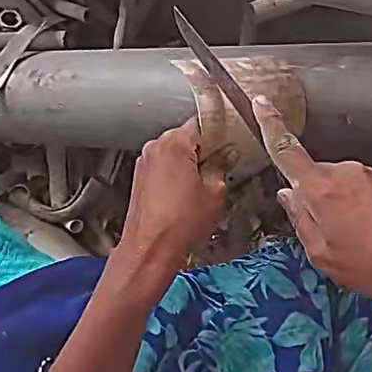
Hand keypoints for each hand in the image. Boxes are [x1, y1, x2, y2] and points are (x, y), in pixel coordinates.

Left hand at [116, 118, 232, 270]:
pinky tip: (187, 193)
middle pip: (186, 136)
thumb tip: (228, 155)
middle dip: (204, 149)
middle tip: (222, 165)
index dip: (219, 133)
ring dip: (189, 162)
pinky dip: (176, 173)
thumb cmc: (179, 223)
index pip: (202, 123)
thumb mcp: (214, 192)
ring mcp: (145, 162)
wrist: (150, 248)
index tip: (230, 142)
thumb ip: (222, 166)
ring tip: (204, 184)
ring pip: (174, 152)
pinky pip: (163, 166)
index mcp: (174, 143)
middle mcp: (155, 147)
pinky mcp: (140, 178)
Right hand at [253, 96, 371, 323]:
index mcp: (322, 189)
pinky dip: (355, 212)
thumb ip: (300, 221)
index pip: (287, 150)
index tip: (261, 103)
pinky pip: (355, 192)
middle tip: (328, 239)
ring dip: (336, 210)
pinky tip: (370, 240)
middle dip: (313, 202)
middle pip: (313, 178)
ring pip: (335, 187)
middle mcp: (345, 173)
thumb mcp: (324, 255)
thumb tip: (288, 196)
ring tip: (355, 245)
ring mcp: (367, 175)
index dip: (270, 124)